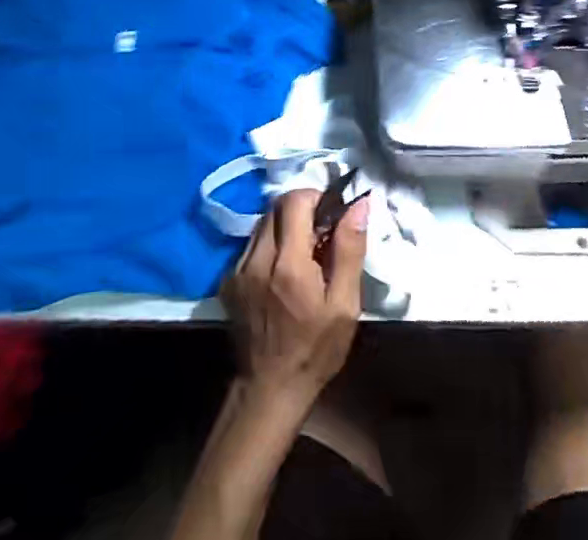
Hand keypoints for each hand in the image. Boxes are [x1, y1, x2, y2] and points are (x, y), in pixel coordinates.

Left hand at [225, 189, 368, 404]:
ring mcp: (237, 271)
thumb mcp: (345, 304)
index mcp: (287, 264)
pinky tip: (286, 270)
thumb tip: (359, 205)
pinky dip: (272, 245)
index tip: (335, 215)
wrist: (269, 390)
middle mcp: (256, 261)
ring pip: (263, 224)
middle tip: (325, 235)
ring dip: (287, 226)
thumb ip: (349, 250)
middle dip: (303, 210)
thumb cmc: (317, 348)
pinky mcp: (228, 282)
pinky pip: (253, 245)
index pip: (295, 202)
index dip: (317, 197)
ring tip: (307, 252)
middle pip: (276, 208)